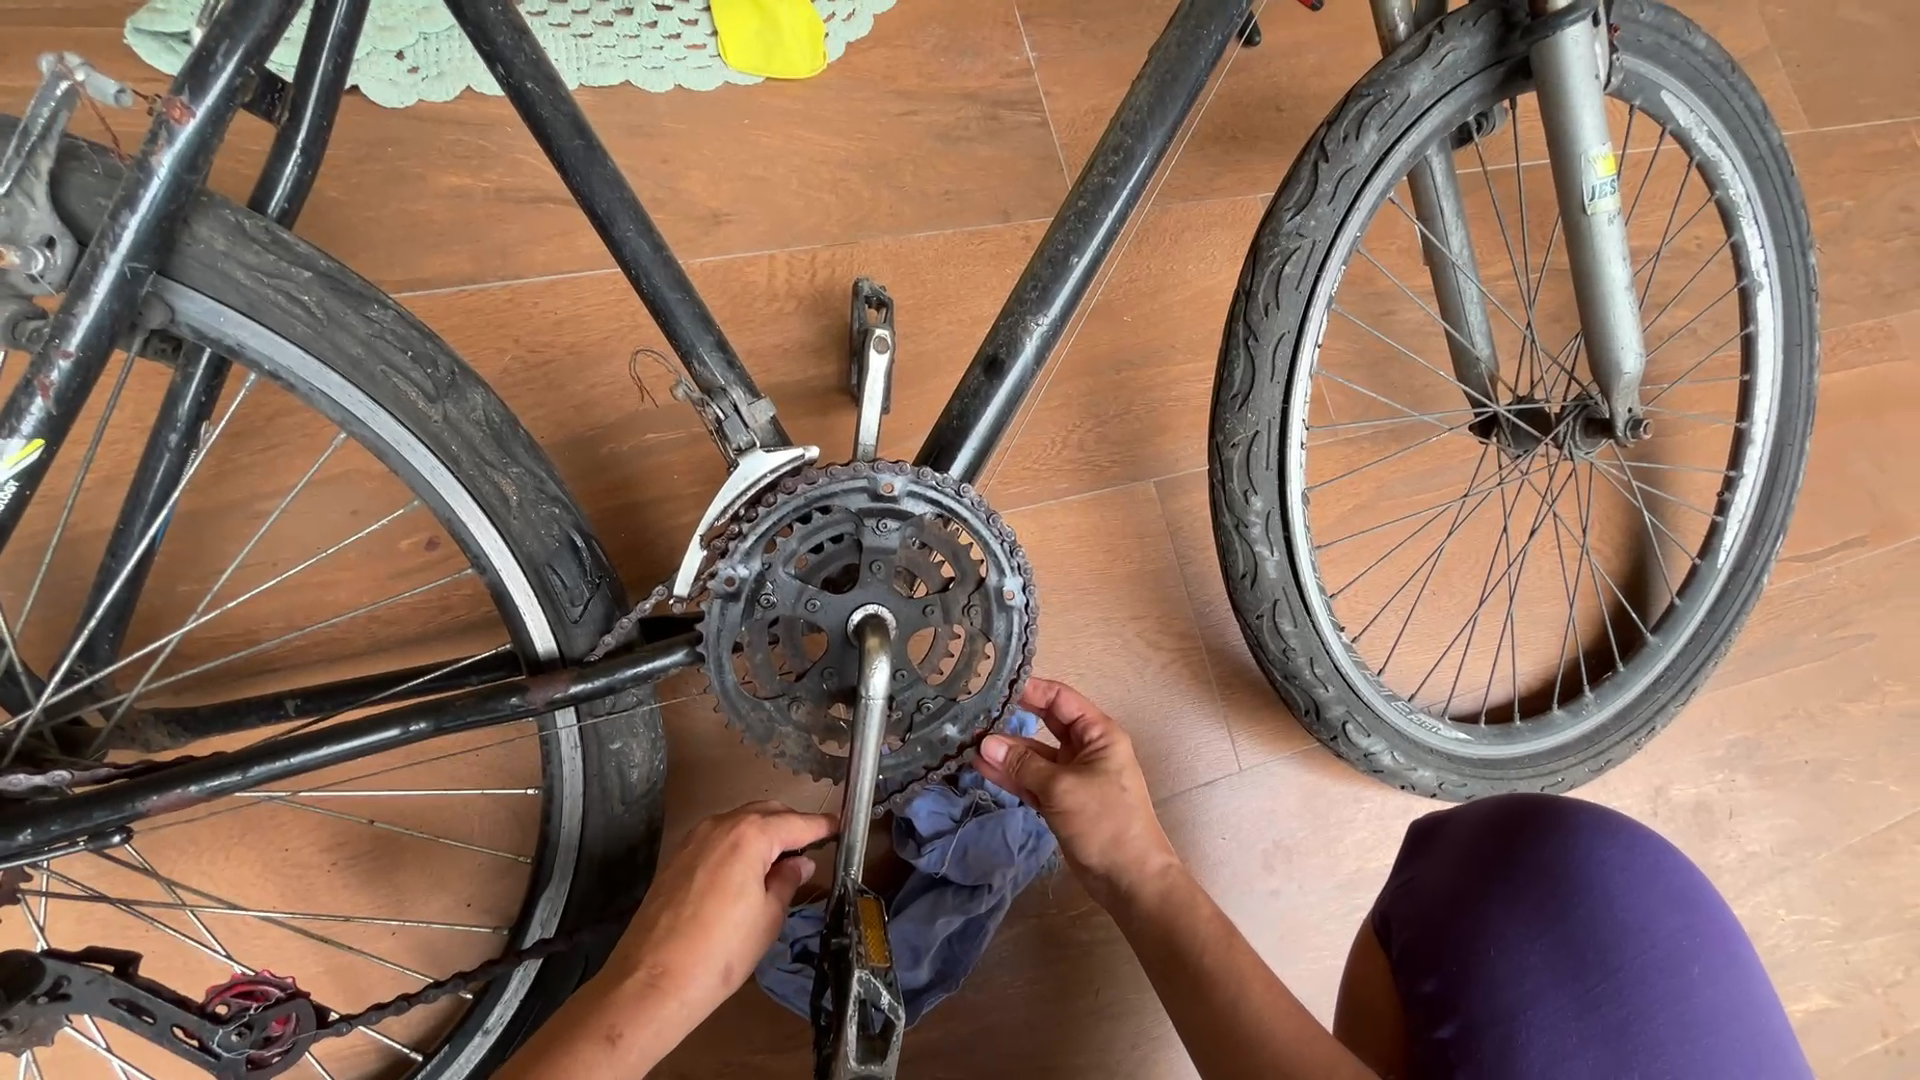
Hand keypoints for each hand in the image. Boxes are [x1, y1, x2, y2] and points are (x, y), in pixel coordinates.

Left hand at [601, 801, 834, 1019]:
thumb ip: (788, 881)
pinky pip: (719, 837)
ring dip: (764, 833)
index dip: (821, 826)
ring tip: (780, 861)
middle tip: (812, 847)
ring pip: (740, 821)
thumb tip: (800, 863)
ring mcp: (695, 838)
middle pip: (767, 812)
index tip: (839, 828)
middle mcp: (721, 824)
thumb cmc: (720, 953)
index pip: (797, 822)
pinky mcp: (677, 857)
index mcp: (751, 834)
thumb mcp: (768, 918)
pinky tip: (746, 871)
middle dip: (792, 825)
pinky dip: (739, 844)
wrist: (651, 983)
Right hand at [974, 677, 1180, 908]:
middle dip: (1013, 718)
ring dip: (1006, 751)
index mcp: (1098, 734)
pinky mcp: (1061, 801)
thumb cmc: (1105, 822)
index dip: (1030, 689)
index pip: (1060, 699)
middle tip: (976, 712)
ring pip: (1034, 755)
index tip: (995, 686)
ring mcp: (1072, 776)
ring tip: (968, 742)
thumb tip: (984, 743)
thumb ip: (1022, 764)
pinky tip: (981, 767)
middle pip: (1045, 723)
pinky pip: (1032, 780)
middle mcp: (1085, 749)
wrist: (1129, 880)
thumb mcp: (1062, 787)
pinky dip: (1010, 775)